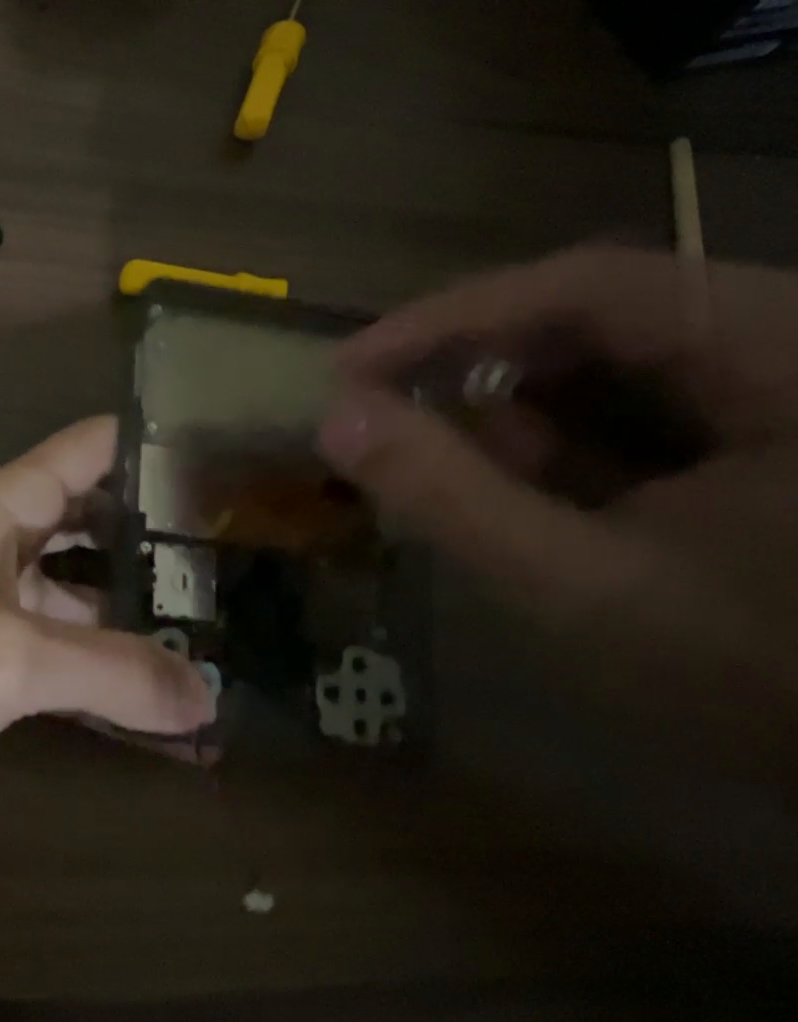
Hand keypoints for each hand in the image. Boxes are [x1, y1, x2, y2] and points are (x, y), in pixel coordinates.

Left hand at [0, 416, 212, 801]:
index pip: (94, 449)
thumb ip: (112, 672)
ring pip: (72, 596)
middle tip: (256, 576)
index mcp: (1, 507)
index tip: (243, 466)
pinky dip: (91, 671)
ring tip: (223, 643)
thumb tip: (205, 697)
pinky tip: (147, 699)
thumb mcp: (8, 658)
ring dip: (133, 618)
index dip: (165, 446)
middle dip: (163, 547)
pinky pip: (43, 653)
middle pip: (94, 525)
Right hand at [316, 247, 797, 763]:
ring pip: (620, 357)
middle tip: (376, 409)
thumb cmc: (754, 671)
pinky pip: (647, 404)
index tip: (347, 369)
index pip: (593, 285)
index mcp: (786, 355)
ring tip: (438, 456)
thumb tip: (335, 418)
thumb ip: (450, 496)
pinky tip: (513, 478)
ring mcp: (788, 393)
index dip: (452, 317)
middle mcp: (796, 348)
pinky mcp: (773, 436)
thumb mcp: (578, 584)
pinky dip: (561, 436)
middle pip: (605, 311)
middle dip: (475, 360)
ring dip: (513, 401)